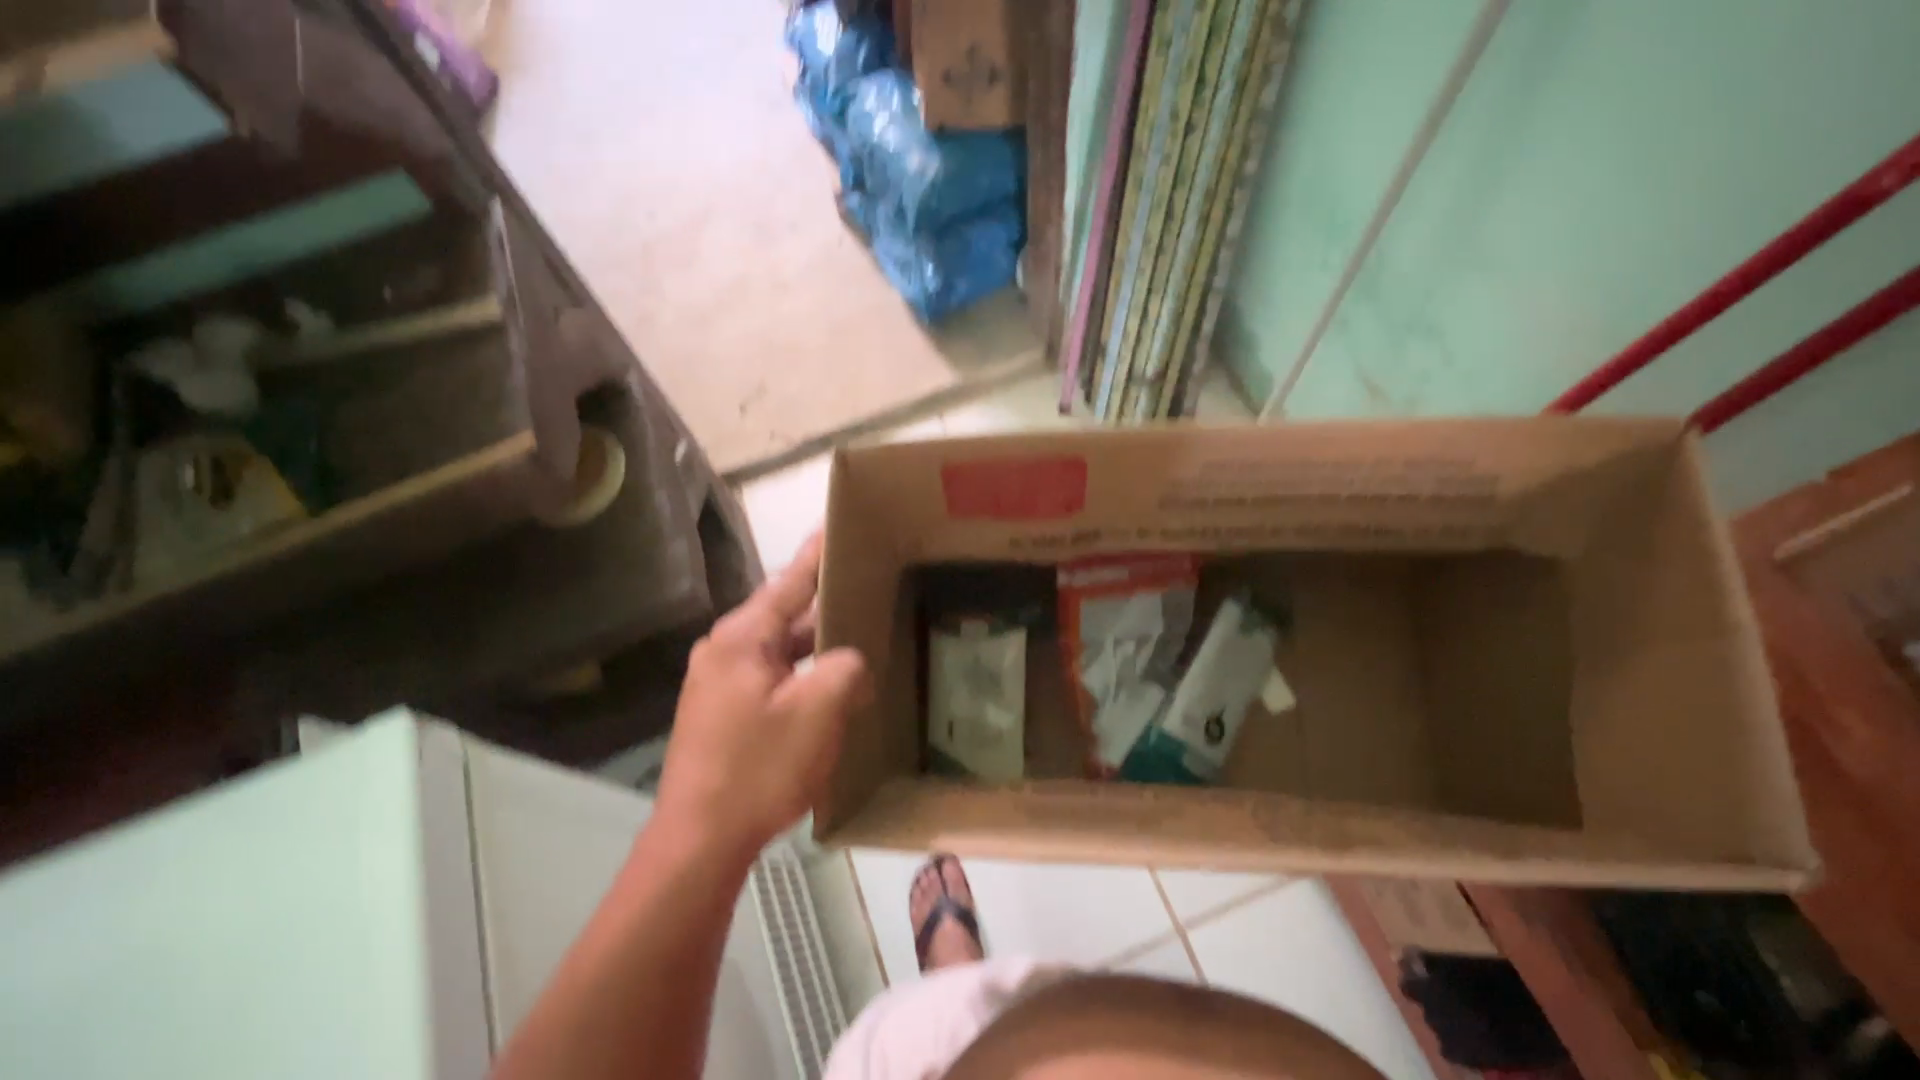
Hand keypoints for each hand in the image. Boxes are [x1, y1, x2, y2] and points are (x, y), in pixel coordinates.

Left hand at [655, 533, 869, 857]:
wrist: (699, 840)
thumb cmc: (758, 768)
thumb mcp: (817, 711)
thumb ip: (845, 668)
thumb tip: (850, 662)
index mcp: (740, 638)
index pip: (789, 583)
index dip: (819, 555)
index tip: (840, 524)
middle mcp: (723, 652)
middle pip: (783, 616)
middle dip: (825, 604)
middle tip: (868, 585)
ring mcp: (718, 686)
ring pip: (779, 652)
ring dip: (816, 647)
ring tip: (858, 633)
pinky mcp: (722, 717)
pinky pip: (771, 680)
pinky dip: (801, 676)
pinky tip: (830, 687)